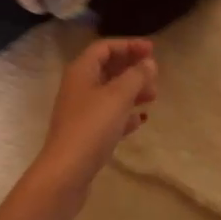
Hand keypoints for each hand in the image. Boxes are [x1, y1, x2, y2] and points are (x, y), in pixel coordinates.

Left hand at [32, 37, 158, 194]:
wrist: (65, 174)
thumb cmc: (91, 127)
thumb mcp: (118, 97)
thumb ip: (136, 76)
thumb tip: (149, 62)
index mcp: (81, 70)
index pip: (105, 47)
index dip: (129, 45)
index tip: (152, 50)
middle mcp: (79, 87)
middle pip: (108, 68)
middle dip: (132, 69)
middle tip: (154, 74)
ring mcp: (80, 111)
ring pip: (110, 93)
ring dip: (132, 91)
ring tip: (153, 97)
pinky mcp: (85, 134)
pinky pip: (108, 116)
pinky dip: (124, 114)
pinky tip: (139, 120)